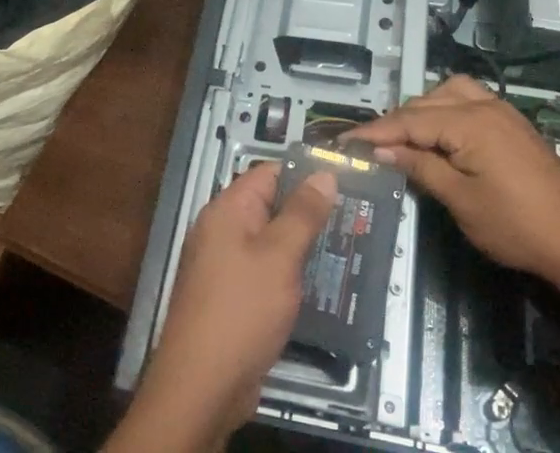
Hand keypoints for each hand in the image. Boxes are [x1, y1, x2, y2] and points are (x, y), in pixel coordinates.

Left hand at [112, 163, 337, 449]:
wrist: (201, 386)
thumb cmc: (242, 311)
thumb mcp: (279, 257)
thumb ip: (302, 214)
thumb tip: (324, 173)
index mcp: (227, 211)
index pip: (268, 174)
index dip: (305, 174)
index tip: (347, 181)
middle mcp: (221, 233)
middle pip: (270, 208)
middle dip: (310, 213)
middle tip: (357, 218)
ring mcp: (224, 268)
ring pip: (271, 244)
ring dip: (304, 247)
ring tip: (350, 248)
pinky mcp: (231, 300)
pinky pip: (266, 274)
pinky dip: (291, 276)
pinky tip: (322, 286)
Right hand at [346, 76, 559, 277]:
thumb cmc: (515, 225)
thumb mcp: (460, 200)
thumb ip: (420, 167)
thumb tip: (382, 150)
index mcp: (471, 123)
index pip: (410, 120)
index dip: (375, 131)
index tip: (345, 142)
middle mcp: (485, 106)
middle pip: (426, 102)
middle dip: (395, 121)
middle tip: (368, 147)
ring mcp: (502, 112)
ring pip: (449, 93)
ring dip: (422, 110)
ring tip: (403, 138)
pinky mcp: (513, 125)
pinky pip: (470, 101)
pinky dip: (446, 110)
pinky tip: (438, 134)